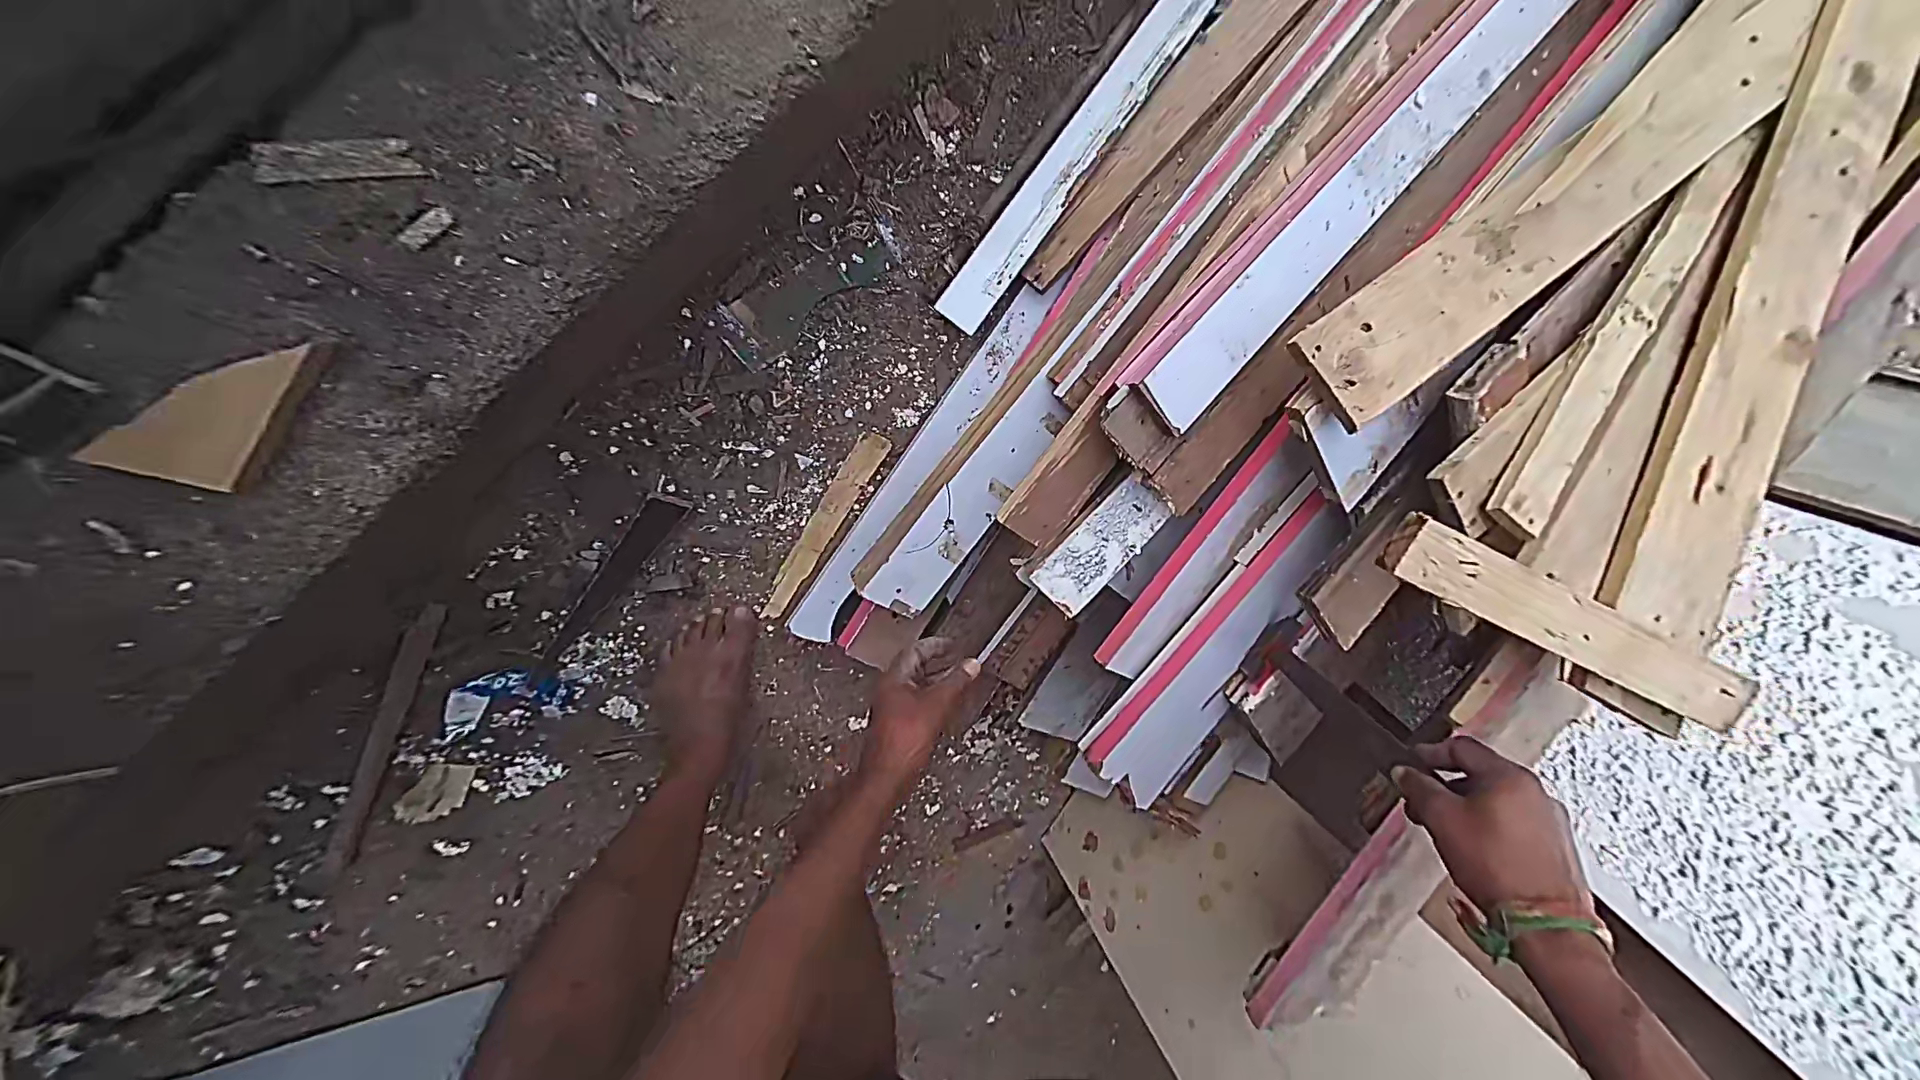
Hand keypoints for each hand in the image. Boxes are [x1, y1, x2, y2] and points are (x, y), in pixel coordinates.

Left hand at [862, 637, 979, 786]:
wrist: (888, 775)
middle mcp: (890, 689)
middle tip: (958, 659)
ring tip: (958, 678)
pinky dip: (933, 697)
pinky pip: (918, 702)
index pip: (914, 651)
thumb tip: (972, 664)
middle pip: (915, 667)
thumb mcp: (937, 704)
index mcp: (894, 679)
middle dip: (937, 661)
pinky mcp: (898, 724)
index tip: (952, 644)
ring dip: (937, 679)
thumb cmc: (905, 740)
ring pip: (917, 685)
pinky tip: (948, 703)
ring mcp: (893, 707)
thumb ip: (956, 682)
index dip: (935, 645)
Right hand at [1393, 737, 1591, 919]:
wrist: (1543, 923)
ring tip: (1442, 826)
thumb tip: (1405, 773)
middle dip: (1444, 784)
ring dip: (1464, 805)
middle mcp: (1535, 792)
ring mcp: (1549, 820)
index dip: (1429, 753)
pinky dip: (1486, 823)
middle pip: (1479, 773)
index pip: (1461, 747)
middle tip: (1420, 800)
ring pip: (1495, 798)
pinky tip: (1471, 844)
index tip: (1412, 764)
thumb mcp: (1440, 817)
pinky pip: (1512, 821)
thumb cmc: (1495, 865)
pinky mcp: (1555, 846)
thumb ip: (1418, 787)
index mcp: (1510, 777)